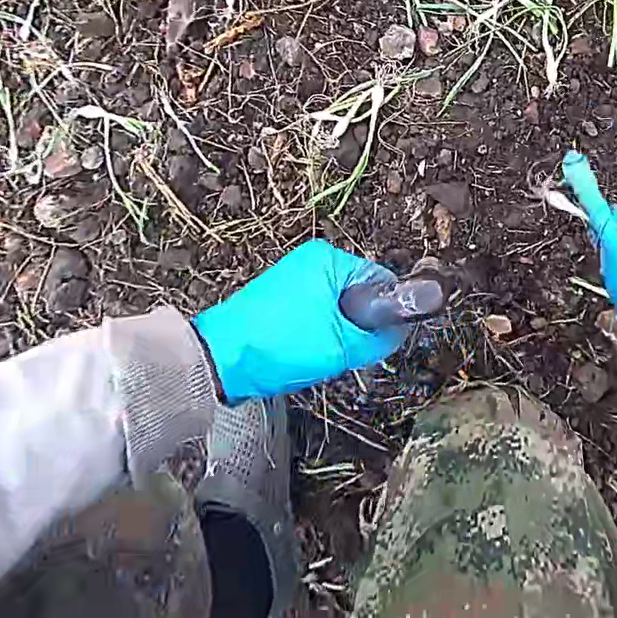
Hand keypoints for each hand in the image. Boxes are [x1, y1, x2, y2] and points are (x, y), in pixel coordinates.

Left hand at [192, 240, 406, 401]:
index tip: (382, 337)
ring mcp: (293, 274)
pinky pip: (316, 307)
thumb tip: (397, 334)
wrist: (219, 359)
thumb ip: (378, 339)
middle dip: (358, 322)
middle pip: (357, 291)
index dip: (386, 310)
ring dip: (337, 328)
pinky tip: (304, 347)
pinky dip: (317, 327)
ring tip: (321, 350)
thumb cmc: (281, 343)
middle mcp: (312, 258)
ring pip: (337, 303)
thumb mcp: (340, 347)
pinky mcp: (279, 292)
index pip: (379, 279)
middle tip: (348, 348)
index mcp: (329, 258)